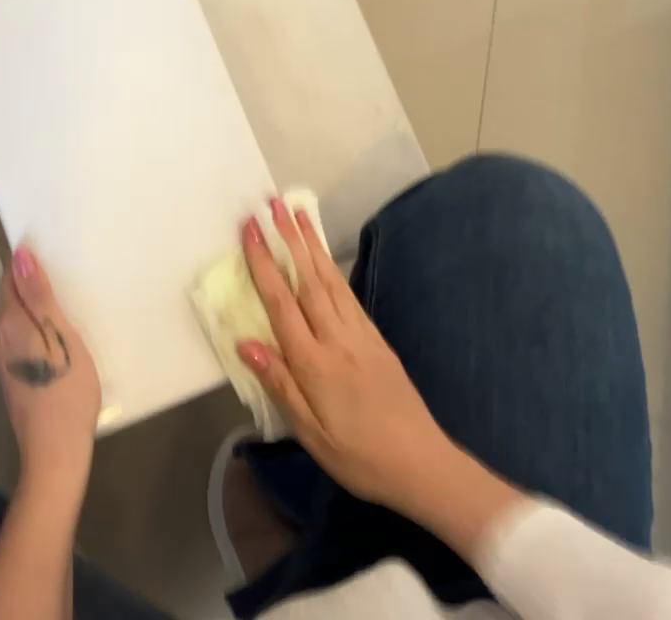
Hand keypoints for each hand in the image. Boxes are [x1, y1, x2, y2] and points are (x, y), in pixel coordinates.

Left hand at [0, 244, 100, 491]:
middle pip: (13, 298)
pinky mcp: (12, 377)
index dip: (26, 262)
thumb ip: (39, 295)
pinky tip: (57, 340)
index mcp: (10, 321)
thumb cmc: (66, 390)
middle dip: (32, 285)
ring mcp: (3, 359)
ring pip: (18, 321)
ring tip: (66, 306)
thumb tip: (20, 254)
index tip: (47, 250)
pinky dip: (36, 332)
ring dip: (36, 310)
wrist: (55, 450)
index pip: (12, 277)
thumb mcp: (61, 336)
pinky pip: (22, 340)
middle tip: (64, 276)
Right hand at [235, 199, 488, 523]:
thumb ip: (280, 384)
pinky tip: (323, 258)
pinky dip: (331, 269)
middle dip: (290, 238)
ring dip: (311, 244)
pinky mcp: (376, 340)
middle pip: (308, 280)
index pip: (282, 302)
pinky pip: (348, 295)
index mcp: (315, 362)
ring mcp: (361, 336)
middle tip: (274, 203)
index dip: (263, 263)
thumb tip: (245, 343)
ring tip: (298, 214)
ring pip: (330, 281)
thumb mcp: (311, 433)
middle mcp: (338, 339)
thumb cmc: (360, 456)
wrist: (425, 467)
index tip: (251, 228)